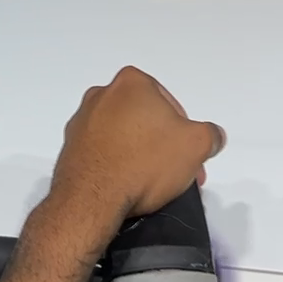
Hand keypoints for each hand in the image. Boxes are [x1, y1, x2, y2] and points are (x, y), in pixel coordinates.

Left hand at [48, 66, 224, 241]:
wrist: (92, 199)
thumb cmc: (145, 163)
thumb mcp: (196, 146)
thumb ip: (211, 135)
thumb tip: (214, 136)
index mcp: (132, 82)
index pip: (170, 106)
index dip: (184, 135)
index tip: (188, 161)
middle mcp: (101, 94)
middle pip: (143, 122)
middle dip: (161, 146)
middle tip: (173, 175)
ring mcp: (80, 123)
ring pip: (121, 139)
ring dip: (137, 157)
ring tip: (148, 186)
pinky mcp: (67, 151)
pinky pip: (101, 156)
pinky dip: (114, 168)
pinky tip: (124, 189)